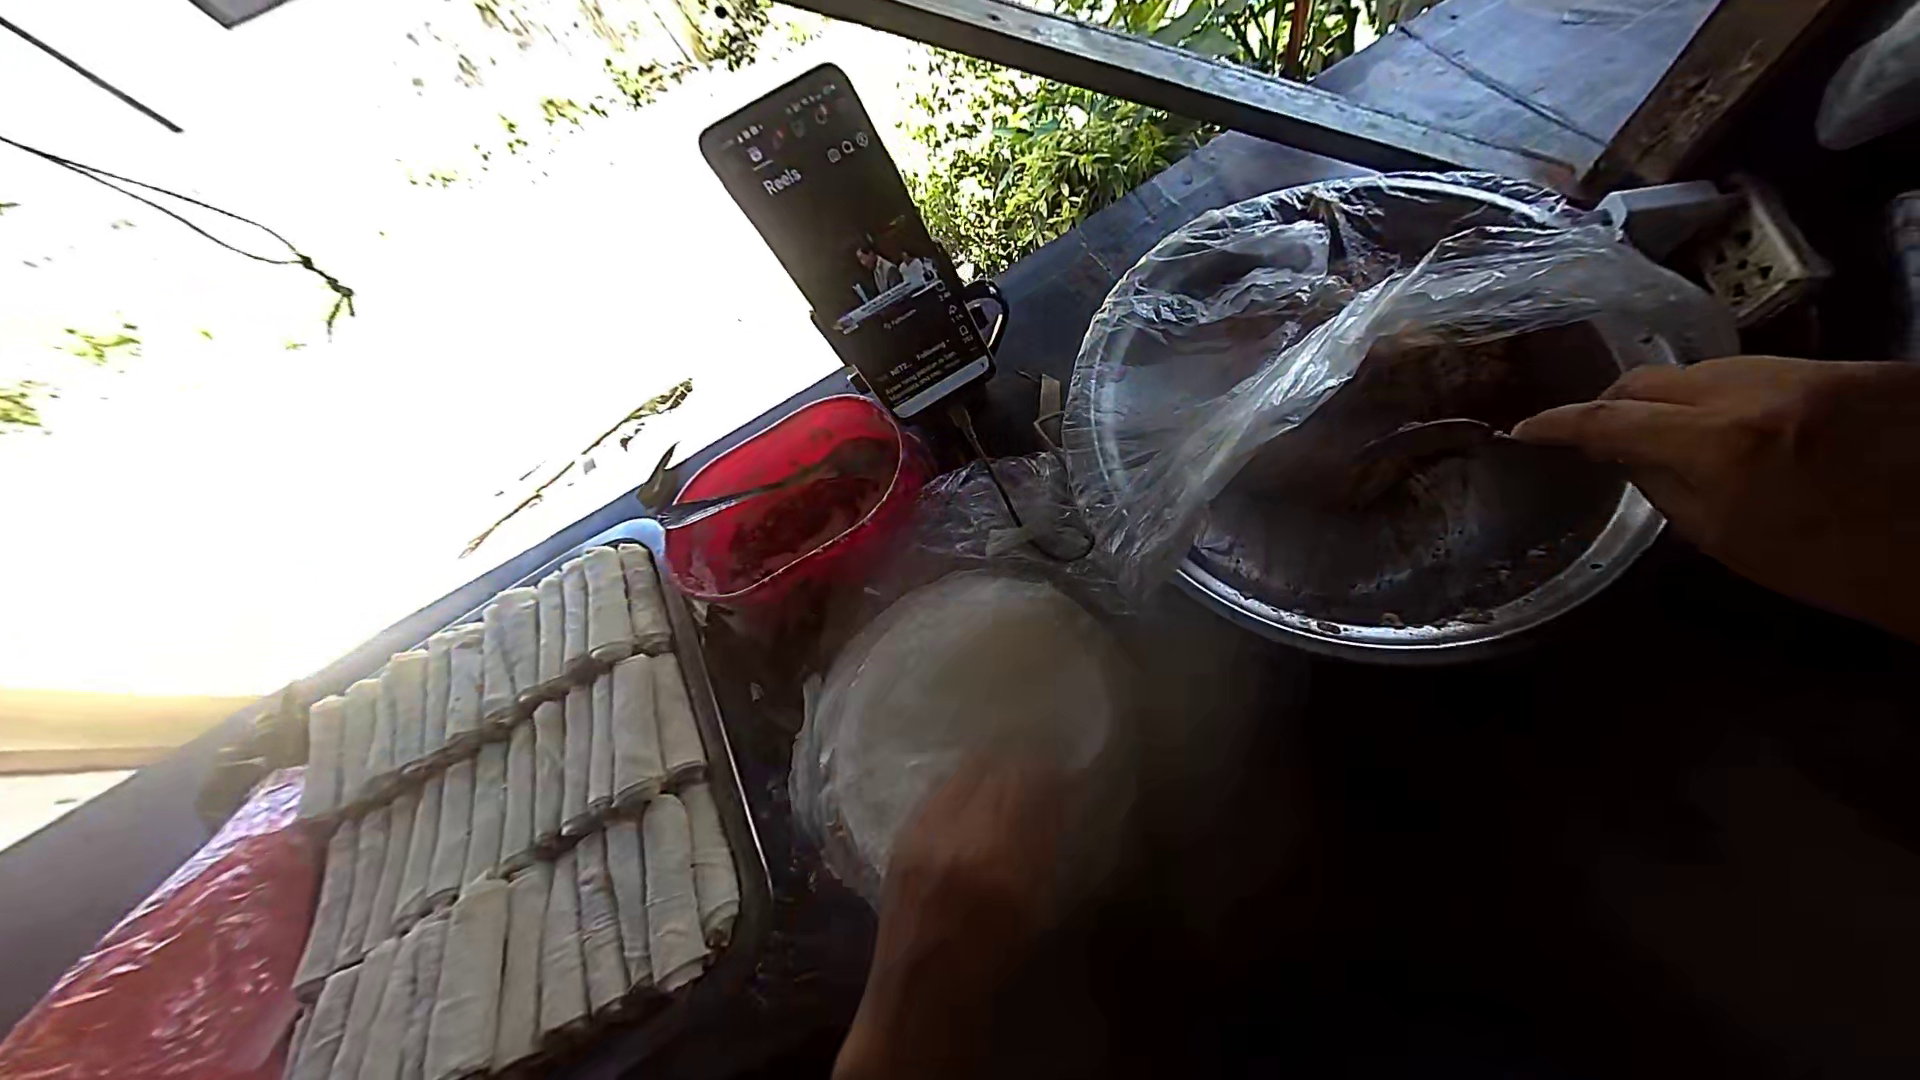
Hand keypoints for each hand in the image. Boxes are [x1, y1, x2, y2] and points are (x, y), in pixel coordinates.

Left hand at [834, 756, 1067, 1079]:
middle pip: (994, 769)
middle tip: (1034, 763)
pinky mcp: (903, 832)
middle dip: (1019, 761)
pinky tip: (971, 787)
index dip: (1046, 769)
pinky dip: (960, 781)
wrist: (920, 992)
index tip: (1059, 766)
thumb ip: (1047, 844)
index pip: (1026, 785)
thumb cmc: (991, 959)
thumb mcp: (1034, 906)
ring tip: (1004, 769)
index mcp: (1000, 861)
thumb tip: (1061, 793)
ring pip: (963, 771)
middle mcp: (958, 836)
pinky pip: (938, 787)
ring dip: (989, 765)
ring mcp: (925, 830)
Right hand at [1512, 356, 1919, 640]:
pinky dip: (1726, 393)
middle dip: (1610, 403)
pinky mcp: (1873, 369)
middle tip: (1590, 433)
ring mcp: (1829, 372)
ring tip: (1661, 429)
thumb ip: (1660, 481)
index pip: (1610, 418)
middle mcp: (1772, 391)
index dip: (1557, 423)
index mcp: (1727, 442)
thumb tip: (1618, 451)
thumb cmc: (1842, 567)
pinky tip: (1731, 423)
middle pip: (1653, 377)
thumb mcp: (1724, 534)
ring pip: (1708, 367)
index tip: (1525, 431)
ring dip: (1669, 396)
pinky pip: (1766, 371)